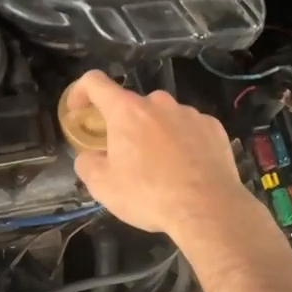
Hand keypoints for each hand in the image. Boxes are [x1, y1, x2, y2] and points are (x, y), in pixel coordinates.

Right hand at [67, 70, 258, 242]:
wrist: (209, 209)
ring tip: (161, 169)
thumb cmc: (150, 195)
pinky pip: (189, 128)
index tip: (78, 110)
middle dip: (124, 126)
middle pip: (132, 105)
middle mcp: (158, 103)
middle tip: (125, 157)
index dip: (80, 91)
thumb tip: (89, 156)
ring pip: (162, 117)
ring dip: (155, 134)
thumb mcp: (103, 187)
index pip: (95, 82)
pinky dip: (182, 142)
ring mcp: (189, 112)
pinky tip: (187, 169)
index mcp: (126, 111)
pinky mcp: (213, 127)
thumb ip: (88, 164)